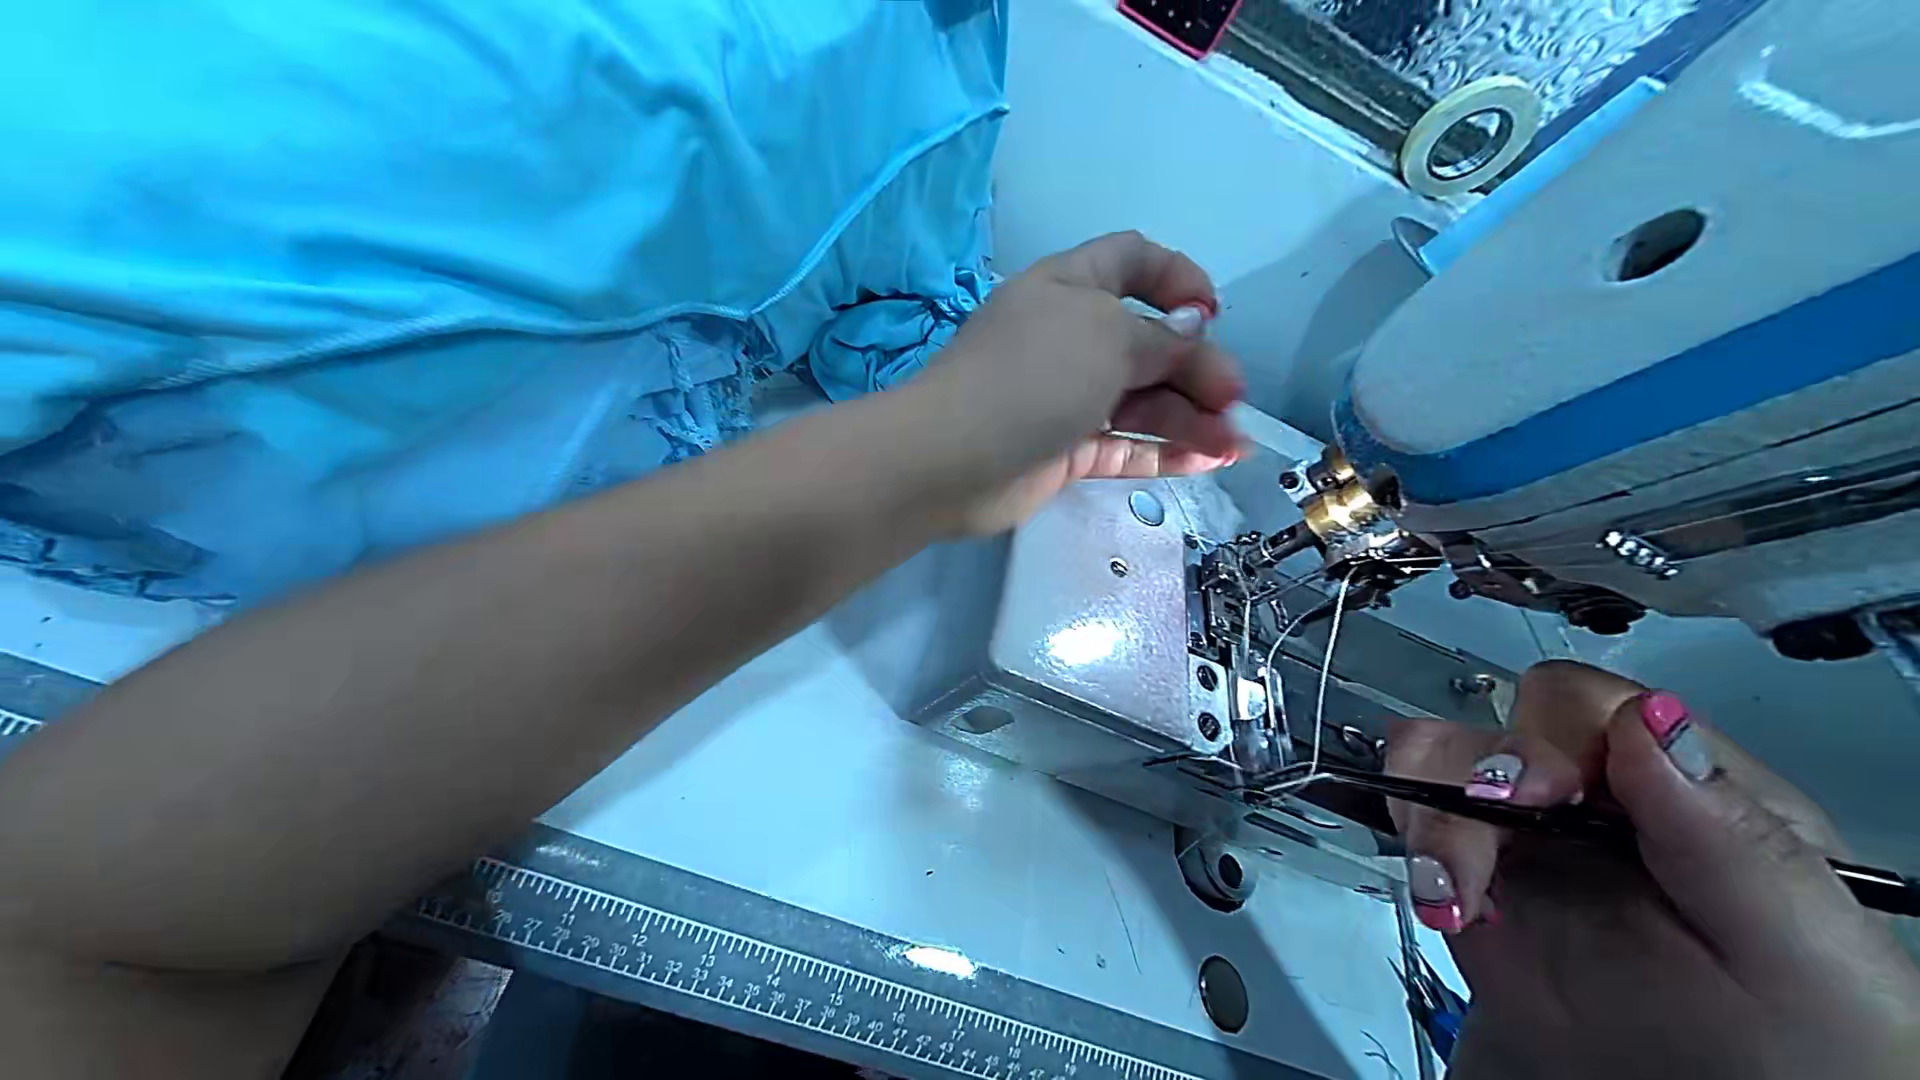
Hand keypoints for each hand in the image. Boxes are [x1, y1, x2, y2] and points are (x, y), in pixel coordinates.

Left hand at [904, 231, 1245, 534]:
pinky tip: (1206, 461)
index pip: (1132, 261)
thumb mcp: (1106, 336)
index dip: (1178, 278)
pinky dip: (1161, 452)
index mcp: (1068, 288)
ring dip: (1190, 419)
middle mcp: (1066, 339)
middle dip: (1196, 367)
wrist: (952, 459)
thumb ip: (1160, 337)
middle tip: (1233, 400)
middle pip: (1146, 343)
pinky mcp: (1061, 451)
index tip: (1212, 314)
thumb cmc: (1032, 376)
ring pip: (1138, 402)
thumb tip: (1193, 331)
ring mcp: (1063, 399)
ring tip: (1234, 445)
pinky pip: (1121, 447)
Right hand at [1385, 660, 1919, 1077]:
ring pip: (1427, 754)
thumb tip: (1653, 719)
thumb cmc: (1780, 1049)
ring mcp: (1512, 817)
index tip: (1545, 796)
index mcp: (1679, 786)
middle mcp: (1585, 787)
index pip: (1585, 704)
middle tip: (1484, 845)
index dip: (1550, 737)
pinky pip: (1404, 806)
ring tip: (1456, 893)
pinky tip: (1446, 900)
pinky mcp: (1459, 849)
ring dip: (1429, 818)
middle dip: (1472, 780)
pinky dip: (1411, 843)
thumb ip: (1735, 836)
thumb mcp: (1802, 956)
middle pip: (1491, 724)